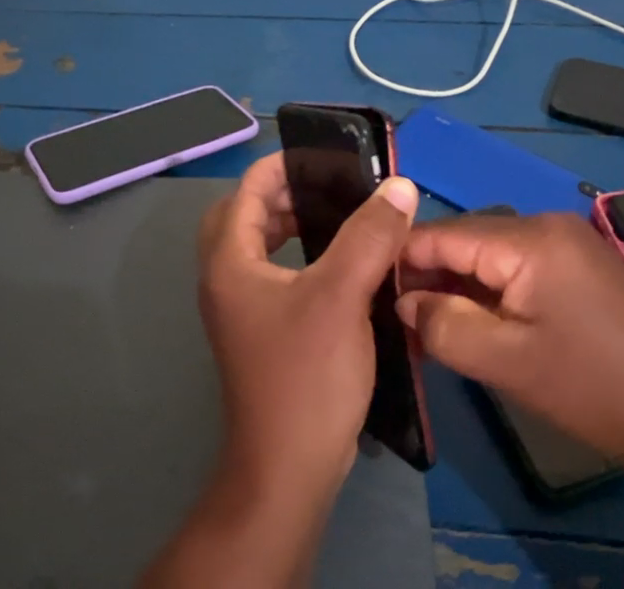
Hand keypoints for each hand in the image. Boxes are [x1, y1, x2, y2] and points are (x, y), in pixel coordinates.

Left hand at [196, 153, 418, 497]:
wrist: (287, 468)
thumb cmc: (307, 376)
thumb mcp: (341, 298)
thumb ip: (369, 237)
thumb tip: (399, 186)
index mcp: (229, 261)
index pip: (247, 190)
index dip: (284, 164)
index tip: (329, 154)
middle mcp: (224, 279)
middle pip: (244, 214)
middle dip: (284, 192)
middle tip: (332, 185)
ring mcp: (238, 310)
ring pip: (256, 246)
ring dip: (290, 224)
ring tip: (338, 216)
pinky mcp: (258, 333)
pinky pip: (270, 275)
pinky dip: (297, 256)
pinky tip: (338, 267)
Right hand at [396, 213, 623, 467]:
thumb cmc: (597, 389)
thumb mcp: (507, 364)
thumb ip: (443, 326)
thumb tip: (403, 301)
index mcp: (529, 239)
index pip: (440, 234)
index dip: (399, 261)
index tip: (369, 294)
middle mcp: (547, 225)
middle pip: (464, 240)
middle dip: (429, 277)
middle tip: (398, 321)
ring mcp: (568, 243)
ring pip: (489, 255)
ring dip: (459, 287)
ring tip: (430, 326)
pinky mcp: (580, 265)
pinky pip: (517, 267)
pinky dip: (491, 291)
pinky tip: (475, 322)